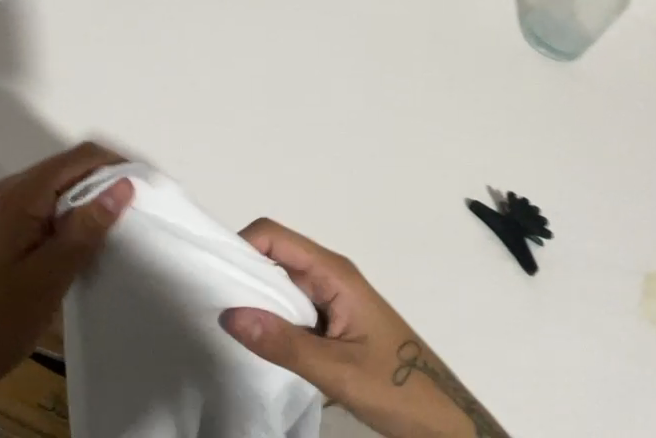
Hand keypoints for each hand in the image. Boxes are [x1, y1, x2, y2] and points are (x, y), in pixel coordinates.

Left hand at [0, 143, 134, 434]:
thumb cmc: (3, 317)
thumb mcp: (52, 273)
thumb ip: (87, 226)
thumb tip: (124, 184)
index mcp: (21, 193)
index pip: (78, 157)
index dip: (115, 164)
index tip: (148, 188)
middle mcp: (13, 190)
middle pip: (70, 167)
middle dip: (106, 181)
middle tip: (141, 210)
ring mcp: (9, 208)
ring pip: (62, 187)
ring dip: (92, 200)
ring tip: (123, 224)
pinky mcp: (10, 228)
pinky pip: (50, 206)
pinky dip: (74, 215)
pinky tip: (91, 239)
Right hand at [219, 219, 511, 437]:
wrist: (445, 422)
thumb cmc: (397, 388)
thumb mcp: (337, 371)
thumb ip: (283, 342)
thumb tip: (228, 313)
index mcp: (332, 272)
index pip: (273, 236)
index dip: (240, 246)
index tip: (213, 276)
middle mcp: (328, 275)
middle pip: (272, 254)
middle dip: (241, 271)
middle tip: (210, 302)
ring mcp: (331, 298)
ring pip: (280, 282)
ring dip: (254, 297)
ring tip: (226, 323)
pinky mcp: (331, 321)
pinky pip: (290, 306)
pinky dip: (269, 317)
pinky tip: (256, 341)